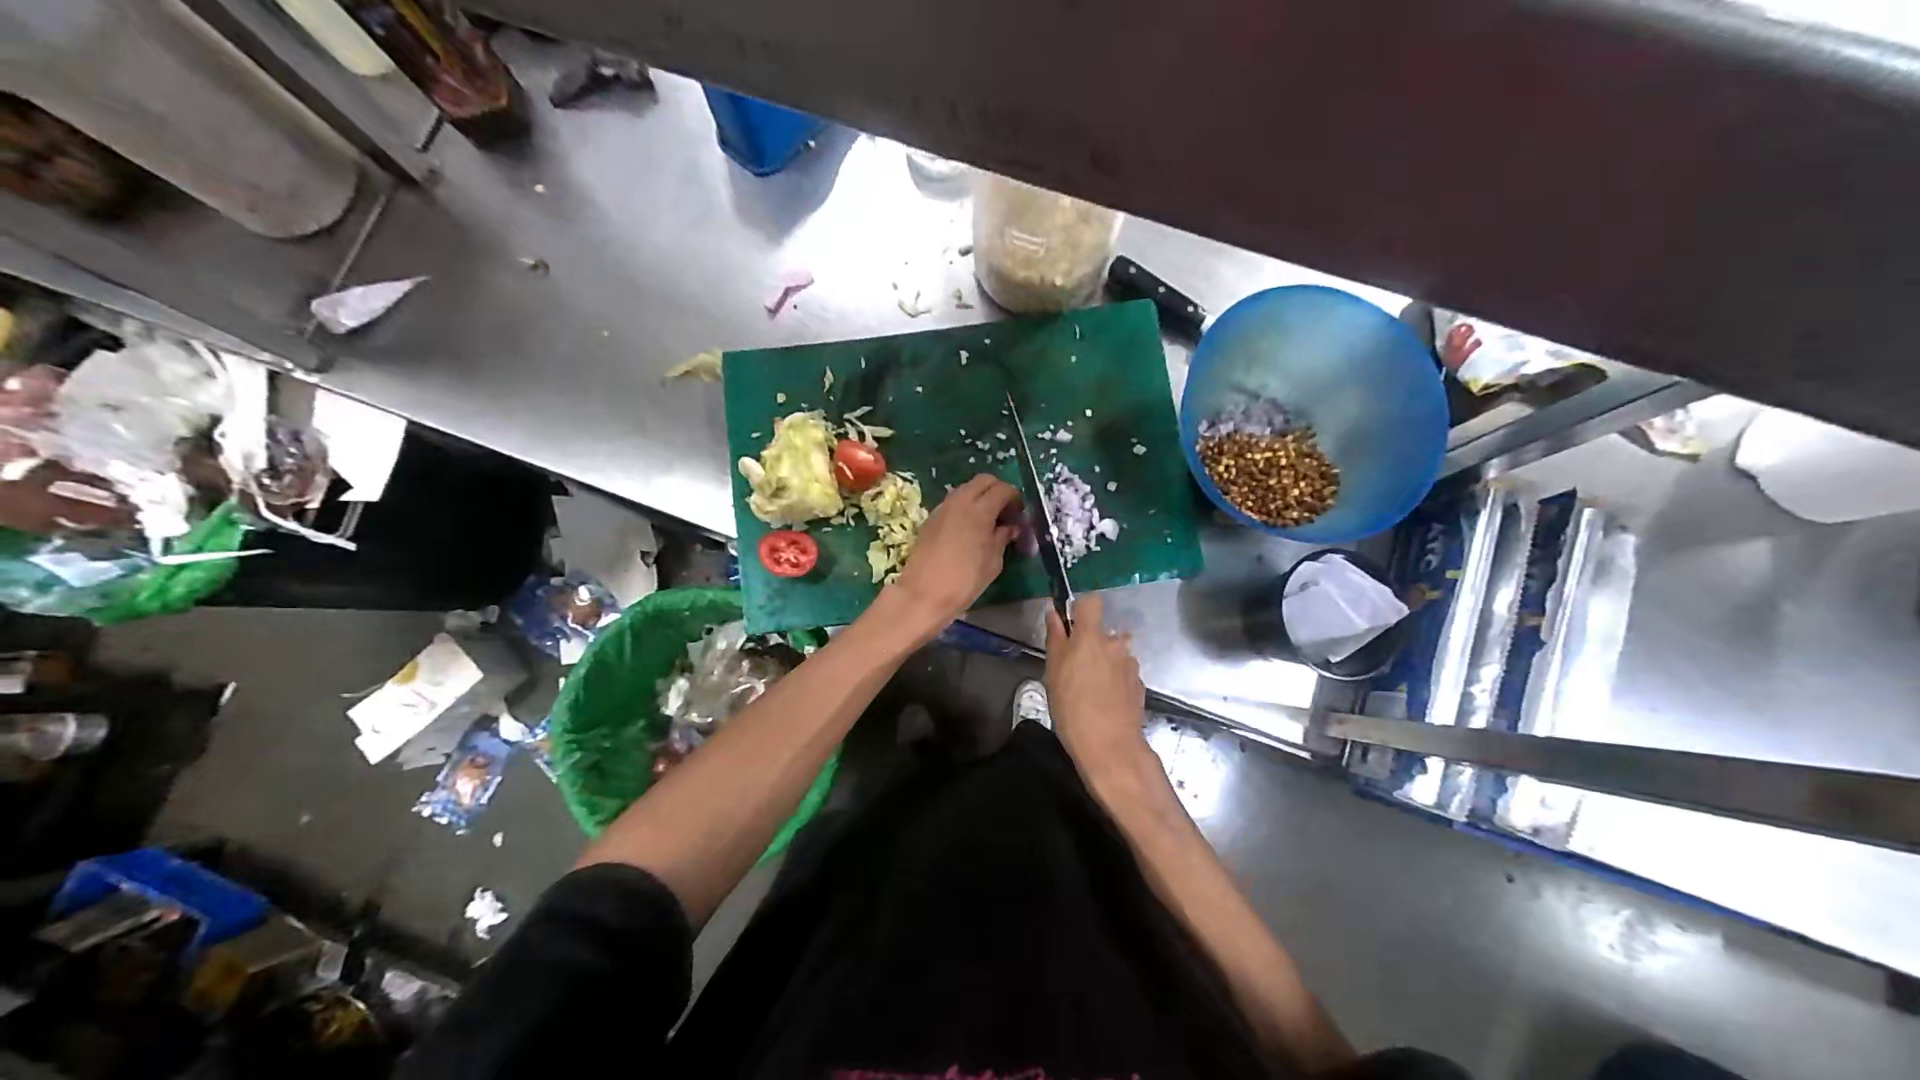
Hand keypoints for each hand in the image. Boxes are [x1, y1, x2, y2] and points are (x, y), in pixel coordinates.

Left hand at [885, 473, 1021, 635]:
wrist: (924, 593)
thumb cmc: (965, 581)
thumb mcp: (993, 562)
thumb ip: (1003, 538)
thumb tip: (1010, 527)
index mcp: (980, 510)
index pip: (1003, 489)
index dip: (1015, 497)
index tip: (1020, 514)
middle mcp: (960, 501)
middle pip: (983, 480)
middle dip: (998, 490)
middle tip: (1005, 512)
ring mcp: (942, 508)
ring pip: (966, 489)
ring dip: (980, 497)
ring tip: (988, 521)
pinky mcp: (930, 518)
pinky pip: (953, 502)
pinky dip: (965, 506)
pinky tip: (969, 528)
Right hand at [1045, 592, 1146, 767]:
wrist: (1110, 746)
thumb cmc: (1072, 706)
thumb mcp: (1053, 672)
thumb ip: (1056, 638)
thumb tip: (1054, 614)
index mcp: (1091, 636)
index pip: (1091, 602)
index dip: (1081, 608)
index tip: (1070, 624)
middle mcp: (1116, 644)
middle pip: (1103, 632)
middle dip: (1091, 643)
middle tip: (1074, 668)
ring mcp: (1131, 664)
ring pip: (1114, 653)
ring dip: (1104, 663)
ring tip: (1089, 689)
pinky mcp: (1139, 684)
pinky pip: (1123, 673)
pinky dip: (1114, 680)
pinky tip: (1104, 701)